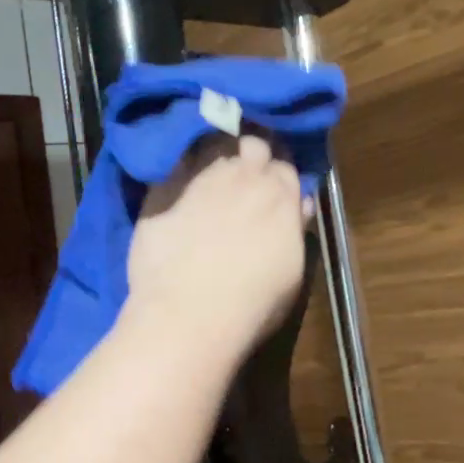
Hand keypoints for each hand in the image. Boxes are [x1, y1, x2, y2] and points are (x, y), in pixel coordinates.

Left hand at [125, 133, 308, 365]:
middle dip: (252, 154)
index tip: (274, 188)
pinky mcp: (163, 187)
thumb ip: (295, 230)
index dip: (278, 176)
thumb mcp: (292, 273)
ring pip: (213, 146)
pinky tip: (178, 184)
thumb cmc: (251, 305)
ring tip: (211, 173)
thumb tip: (300, 205)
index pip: (285, 166)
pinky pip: (175, 162)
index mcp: (280, 195)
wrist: (187, 316)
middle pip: (253, 145)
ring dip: (216, 155)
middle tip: (245, 174)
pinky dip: (181, 168)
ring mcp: (201, 177)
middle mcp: (244, 176)